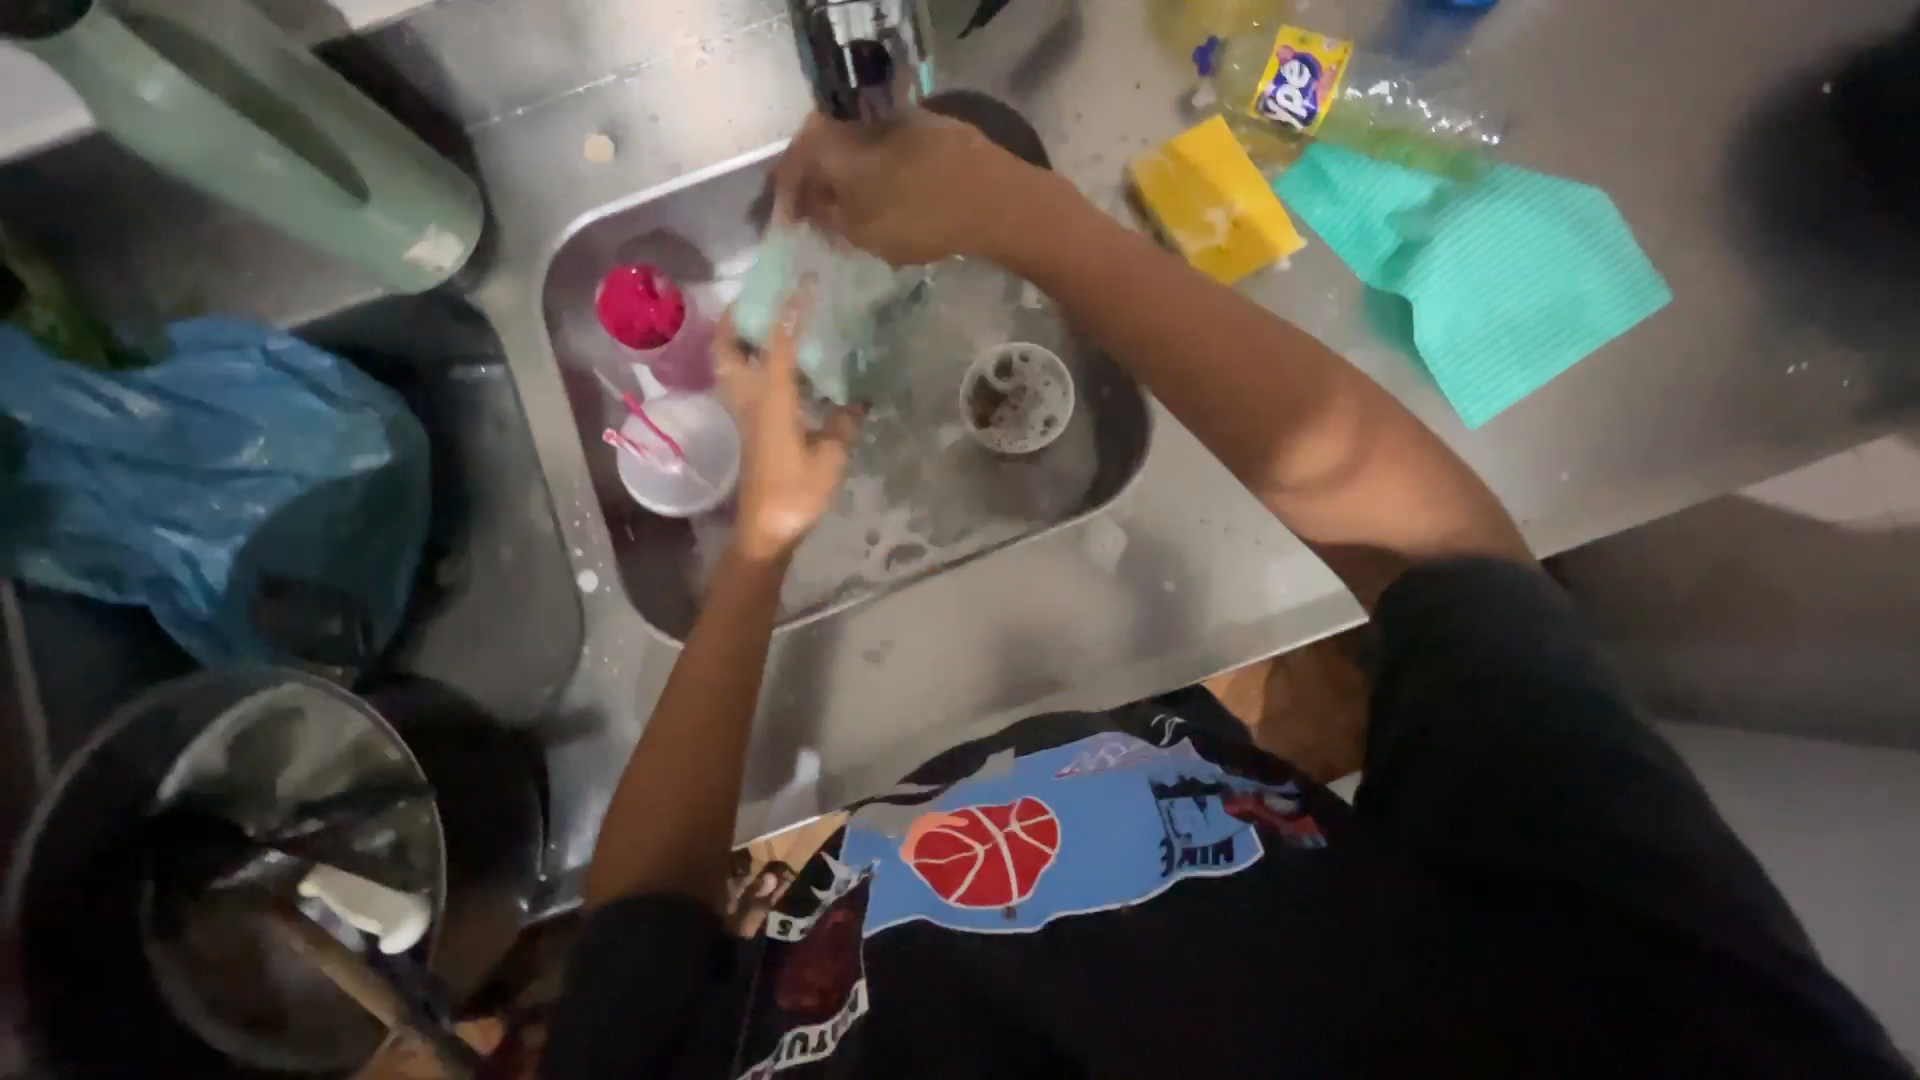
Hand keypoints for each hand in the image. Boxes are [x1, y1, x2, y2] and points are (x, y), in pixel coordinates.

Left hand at [712, 294, 861, 563]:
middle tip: (757, 300)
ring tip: (764, 326)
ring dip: (739, 341)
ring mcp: (744, 415)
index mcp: (772, 400)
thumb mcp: (831, 458)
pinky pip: (741, 385)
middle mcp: (750, 400)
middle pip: (727, 350)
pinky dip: (751, 366)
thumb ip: (844, 423)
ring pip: (729, 367)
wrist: (766, 529)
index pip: (779, 345)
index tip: (802, 285)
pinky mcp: (747, 430)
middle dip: (737, 320)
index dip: (791, 312)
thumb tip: (859, 400)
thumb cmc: (797, 493)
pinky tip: (776, 368)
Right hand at [774, 111, 1042, 265]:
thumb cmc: (917, 218)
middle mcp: (855, 118)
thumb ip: (829, 218)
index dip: (787, 200)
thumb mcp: (861, 232)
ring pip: (859, 152)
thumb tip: (814, 206)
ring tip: (857, 218)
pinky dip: (883, 176)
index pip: (792, 167)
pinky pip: (890, 153)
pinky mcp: (930, 126)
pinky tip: (892, 201)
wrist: (993, 197)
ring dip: (852, 183)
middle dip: (820, 189)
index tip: (788, 227)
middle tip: (820, 222)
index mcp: (828, 140)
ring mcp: (896, 117)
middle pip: (824, 155)